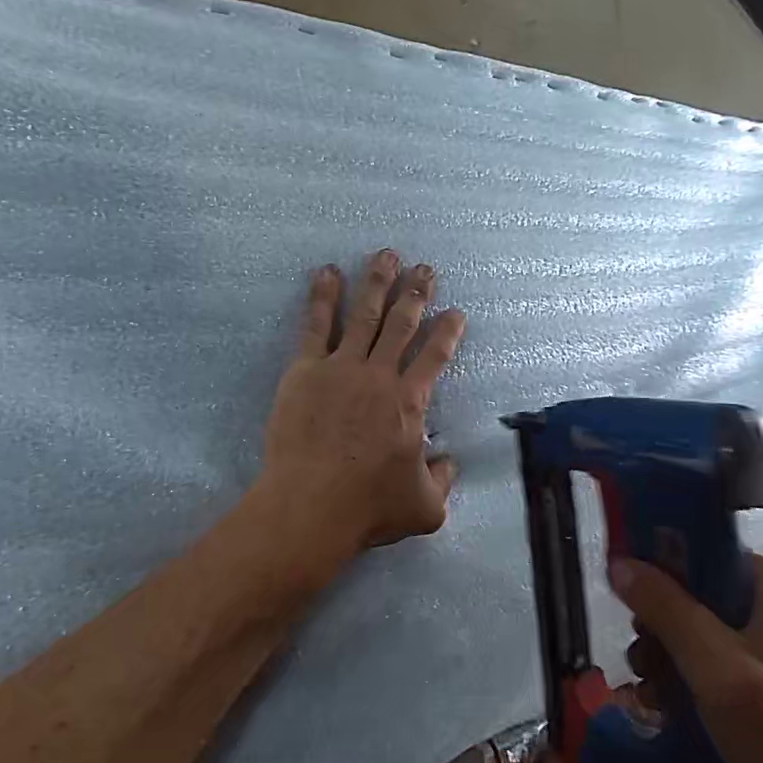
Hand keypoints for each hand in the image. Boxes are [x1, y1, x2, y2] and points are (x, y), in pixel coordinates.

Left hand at [258, 249, 467, 552]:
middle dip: (416, 293)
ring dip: (377, 282)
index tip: (456, 311)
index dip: (448, 330)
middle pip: (402, 324)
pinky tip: (328, 273)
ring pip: (365, 314)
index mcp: (410, 402)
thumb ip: (443, 481)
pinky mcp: (306, 369)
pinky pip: (317, 325)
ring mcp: (342, 367)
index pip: (435, 355)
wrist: (310, 505)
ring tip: (386, 255)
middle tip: (425, 268)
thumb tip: (450, 463)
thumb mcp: (424, 507)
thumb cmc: (368, 506)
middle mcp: (380, 375)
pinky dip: (323, 296)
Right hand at [609, 554, 762, 762]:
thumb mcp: (716, 667)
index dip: (663, 571)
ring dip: (681, 665)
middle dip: (667, 632)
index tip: (632, 604)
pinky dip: (709, 688)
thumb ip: (666, 609)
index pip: (707, 553)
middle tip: (644, 664)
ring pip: (720, 639)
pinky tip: (688, 720)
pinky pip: (740, 671)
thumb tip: (618, 561)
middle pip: (708, 600)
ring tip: (656, 699)